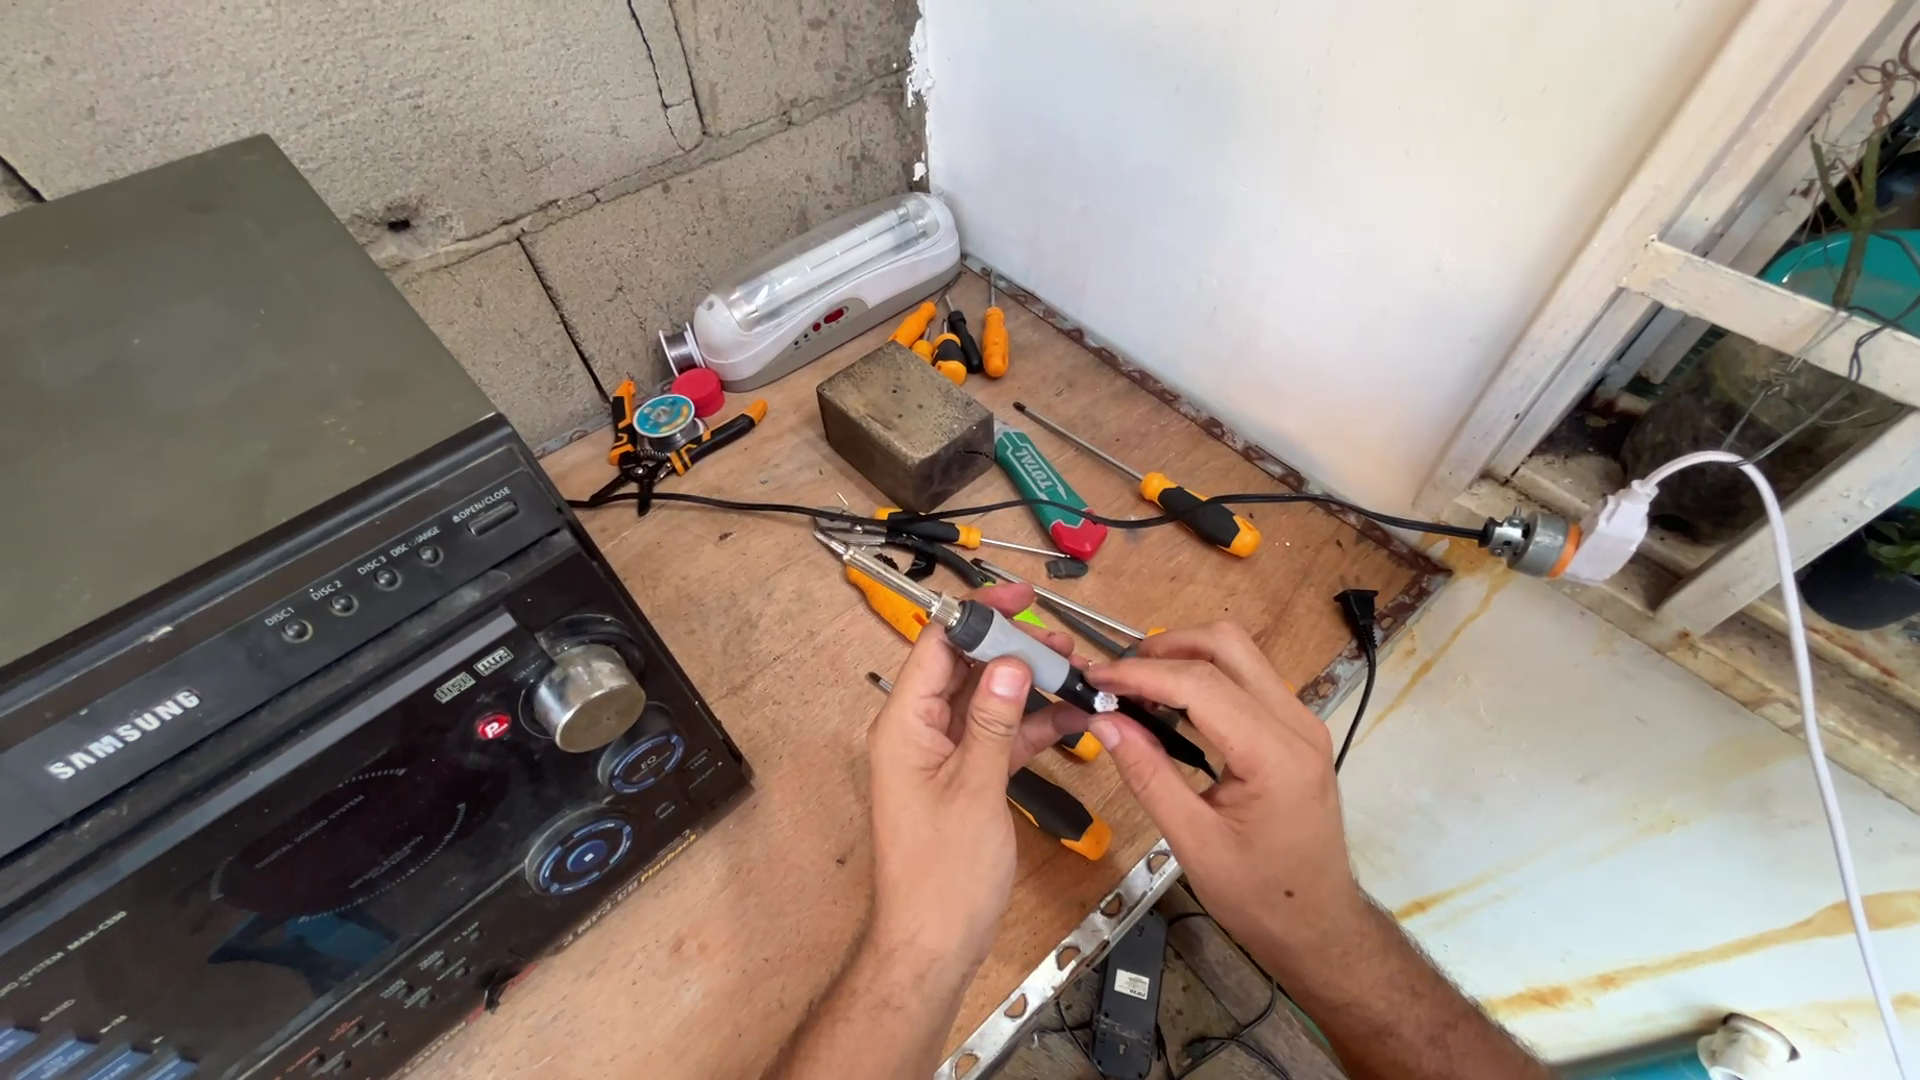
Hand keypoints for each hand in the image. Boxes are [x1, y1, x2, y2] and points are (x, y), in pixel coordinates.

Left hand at [865, 584, 1085, 973]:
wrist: (933, 944)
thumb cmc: (942, 875)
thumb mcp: (975, 789)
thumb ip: (994, 722)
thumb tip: (1009, 662)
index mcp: (905, 724)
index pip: (937, 646)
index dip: (976, 615)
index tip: (1018, 598)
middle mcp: (919, 730)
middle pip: (965, 668)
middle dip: (1011, 648)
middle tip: (1057, 640)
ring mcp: (944, 752)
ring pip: (987, 699)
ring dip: (1027, 684)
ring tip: (1071, 669)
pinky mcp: (967, 774)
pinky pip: (999, 734)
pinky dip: (1031, 724)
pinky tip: (1070, 715)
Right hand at [1085, 622, 1365, 962]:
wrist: (1320, 925)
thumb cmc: (1259, 895)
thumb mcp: (1193, 843)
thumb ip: (1147, 774)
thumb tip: (1102, 719)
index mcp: (1275, 755)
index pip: (1201, 684)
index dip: (1142, 673)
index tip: (1096, 678)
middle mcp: (1296, 723)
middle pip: (1227, 644)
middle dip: (1165, 647)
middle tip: (1118, 675)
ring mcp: (1300, 720)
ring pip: (1237, 652)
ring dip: (1182, 655)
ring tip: (1136, 687)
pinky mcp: (1293, 726)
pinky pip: (1244, 676)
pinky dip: (1200, 674)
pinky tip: (1167, 702)